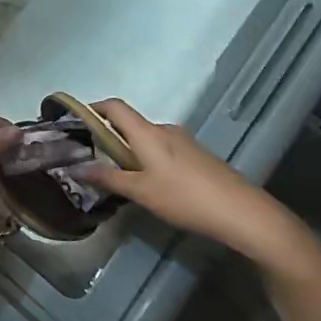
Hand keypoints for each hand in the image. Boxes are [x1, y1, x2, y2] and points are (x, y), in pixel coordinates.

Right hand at [83, 99, 316, 272]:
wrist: (245, 214)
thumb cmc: (185, 198)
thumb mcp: (140, 192)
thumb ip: (107, 178)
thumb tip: (76, 168)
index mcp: (147, 133)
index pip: (114, 107)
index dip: (93, 108)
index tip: (75, 121)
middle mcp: (165, 130)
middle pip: (130, 124)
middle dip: (108, 136)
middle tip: (91, 157)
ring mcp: (184, 143)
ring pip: (147, 139)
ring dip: (129, 150)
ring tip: (118, 175)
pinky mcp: (198, 157)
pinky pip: (163, 150)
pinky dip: (148, 159)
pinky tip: (149, 183)